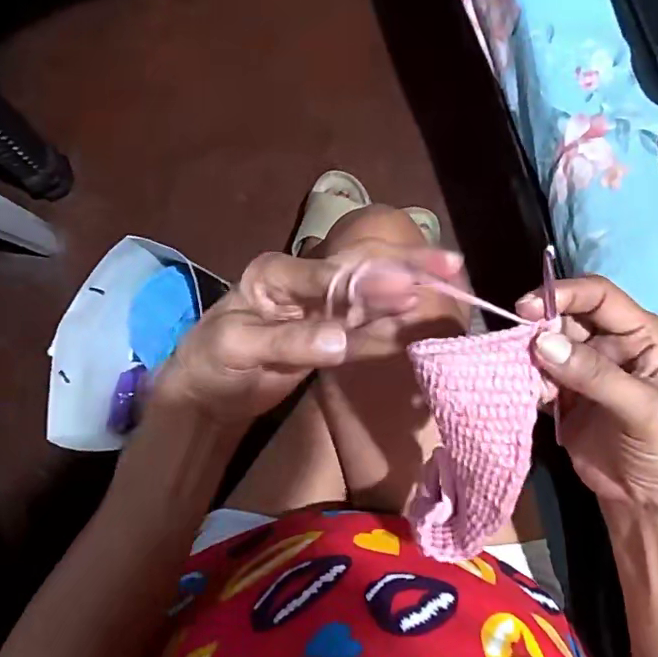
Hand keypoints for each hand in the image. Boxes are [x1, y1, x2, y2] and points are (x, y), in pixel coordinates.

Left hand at [155, 247, 463, 422]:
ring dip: (408, 293)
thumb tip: (342, 341)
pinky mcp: (328, 336)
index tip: (409, 287)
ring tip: (452, 283)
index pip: (330, 274)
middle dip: (404, 268)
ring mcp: (319, 309)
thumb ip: (290, 341)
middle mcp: (303, 284)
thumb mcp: (238, 347)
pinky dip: (393, 328)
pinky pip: (365, 329)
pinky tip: (422, 325)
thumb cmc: (211, 361)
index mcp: (276, 274)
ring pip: (369, 297)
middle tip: (452, 265)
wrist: (205, 391)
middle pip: (359, 271)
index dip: (369, 281)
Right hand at [517, 277, 657, 532]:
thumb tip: (541, 341)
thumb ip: (594, 375)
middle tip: (514, 344)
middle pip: (565, 317)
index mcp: (642, 336)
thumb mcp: (642, 411)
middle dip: (538, 326)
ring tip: (516, 372)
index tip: (525, 307)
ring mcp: (584, 369)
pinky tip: (518, 390)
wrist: (649, 505)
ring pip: (546, 344)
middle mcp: (611, 344)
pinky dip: (523, 378)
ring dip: (527, 354)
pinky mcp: (562, 394)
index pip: (599, 296)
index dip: (564, 294)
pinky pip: (536, 374)